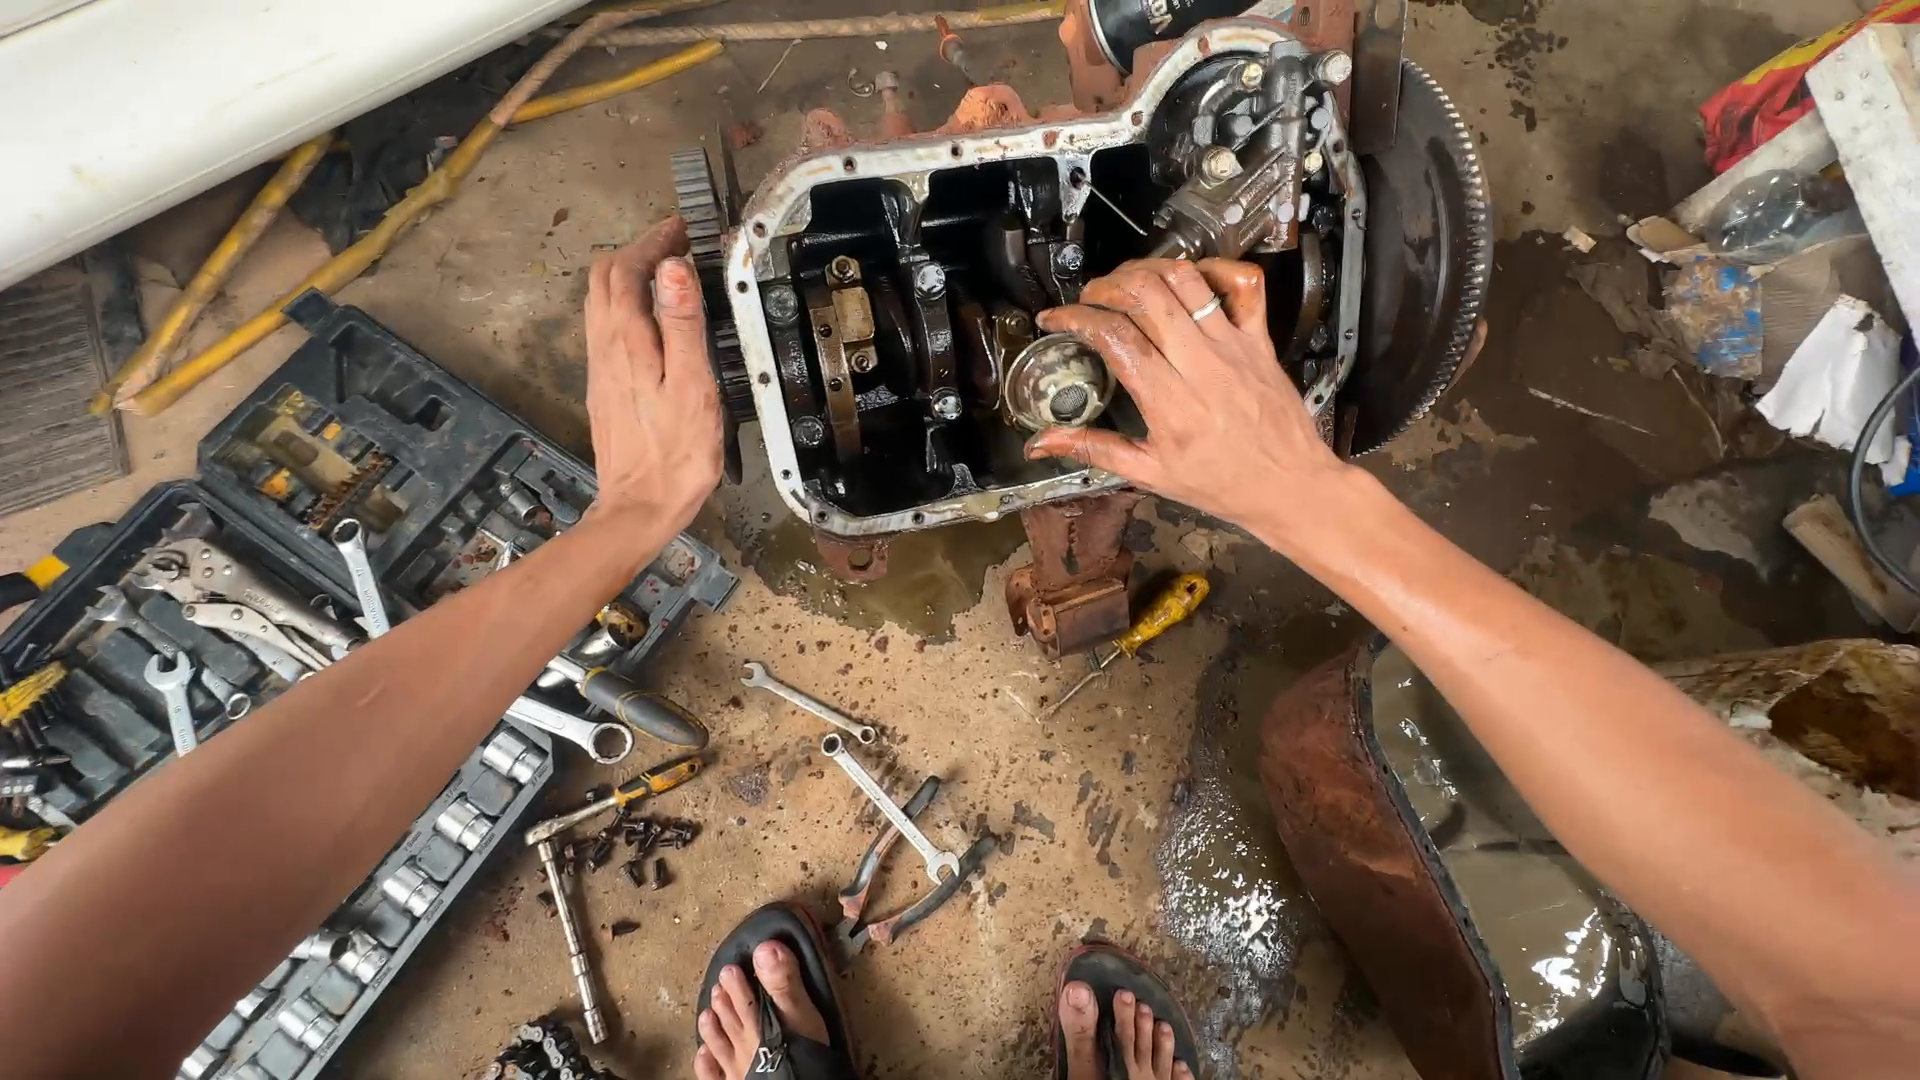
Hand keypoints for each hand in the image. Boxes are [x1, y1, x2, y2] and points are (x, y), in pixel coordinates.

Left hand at [583, 216, 722, 531]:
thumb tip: (674, 269)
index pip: (627, 270)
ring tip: (665, 276)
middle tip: (675, 246)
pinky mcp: (604, 389)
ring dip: (627, 277)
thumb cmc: (678, 454)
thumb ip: (684, 326)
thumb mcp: (693, 388)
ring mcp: (600, 370)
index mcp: (628, 342)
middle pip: (604, 279)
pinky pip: (605, 330)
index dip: (652, 241)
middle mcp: (604, 348)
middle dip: (637, 252)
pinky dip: (625, 306)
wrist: (640, 506)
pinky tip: (651, 322)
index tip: (680, 227)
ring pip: (599, 303)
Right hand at [1027, 258, 1355, 539]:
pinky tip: (1188, 278)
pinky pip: (1242, 284)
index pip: (1115, 338)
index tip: (1056, 319)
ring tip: (1126, 282)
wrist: (1289, 485)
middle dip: (1106, 287)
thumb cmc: (1221, 484)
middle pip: (1147, 296)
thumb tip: (1043, 442)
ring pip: (1187, 280)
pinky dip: (1213, 267)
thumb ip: (1094, 449)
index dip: (1077, 318)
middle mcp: (1201, 365)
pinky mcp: (1259, 338)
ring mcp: (1233, 345)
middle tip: (1089, 299)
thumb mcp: (1149, 474)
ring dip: (1148, 270)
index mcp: (1169, 402)